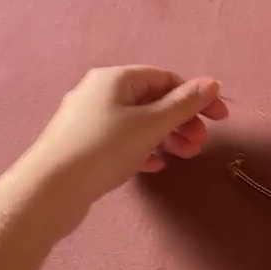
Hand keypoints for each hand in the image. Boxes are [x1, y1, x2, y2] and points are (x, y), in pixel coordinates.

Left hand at [18, 66, 229, 204]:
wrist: (50, 190)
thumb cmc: (105, 148)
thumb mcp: (152, 124)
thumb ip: (185, 103)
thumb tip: (213, 83)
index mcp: (115, 78)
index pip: (166, 79)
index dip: (196, 97)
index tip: (220, 119)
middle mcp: (100, 92)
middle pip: (153, 101)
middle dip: (182, 121)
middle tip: (200, 143)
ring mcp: (88, 119)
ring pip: (139, 122)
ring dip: (167, 137)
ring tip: (183, 158)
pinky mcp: (83, 145)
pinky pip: (122, 140)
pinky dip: (144, 149)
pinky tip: (155, 166)